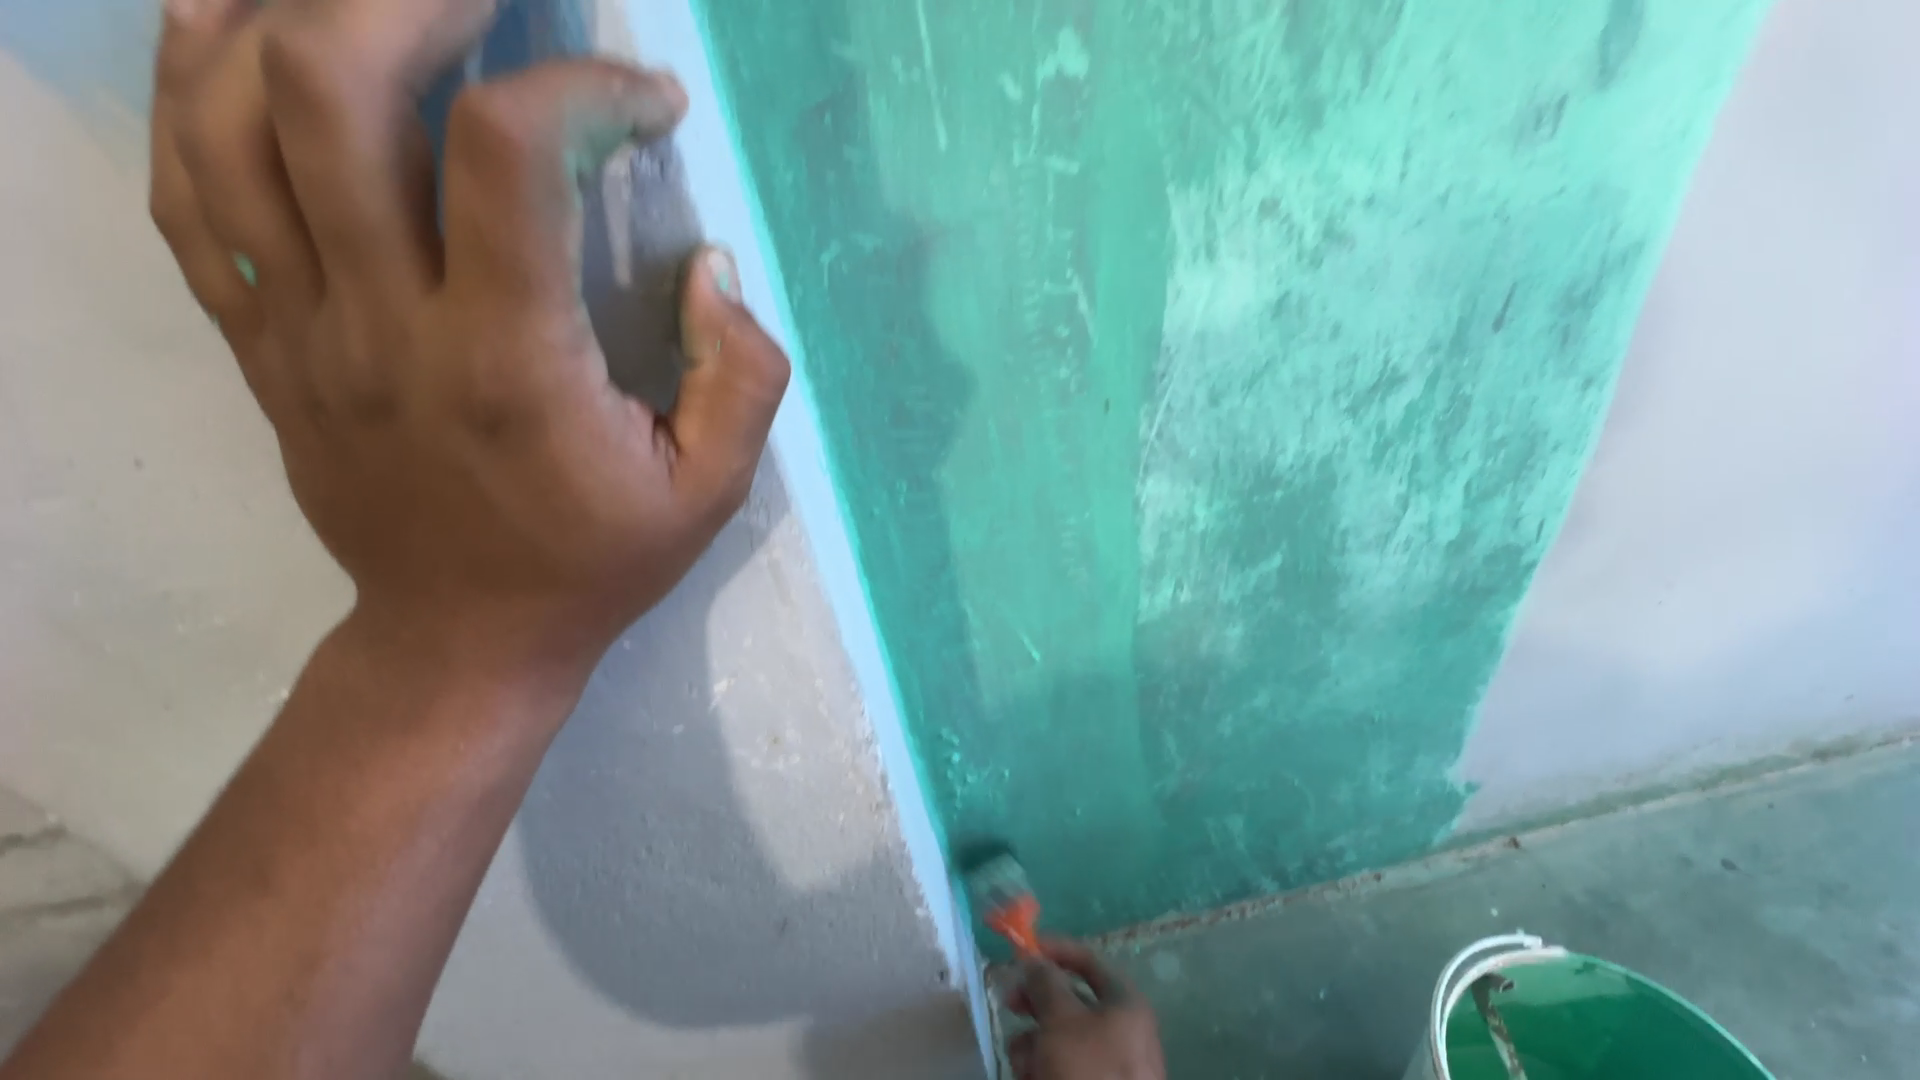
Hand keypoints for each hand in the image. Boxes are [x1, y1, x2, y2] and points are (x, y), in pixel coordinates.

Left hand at [148, 0, 788, 693]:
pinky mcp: (260, 344)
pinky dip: (191, 83)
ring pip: (230, 117)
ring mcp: (302, 330)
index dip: (584, 87)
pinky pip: (185, 189)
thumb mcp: (713, 490)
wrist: (464, 638)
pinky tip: (239, 27)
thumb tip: (714, 268)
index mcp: (511, 363)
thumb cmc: (597, 561)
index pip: (508, 154)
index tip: (649, 102)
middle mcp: (386, 326)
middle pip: (332, 88)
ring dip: (295, 16)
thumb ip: (742, 377)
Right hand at [1008, 941, 1166, 1079]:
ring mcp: (1109, 1064)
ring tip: (1022, 1062)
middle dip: (1035, 1005)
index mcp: (1124, 1002)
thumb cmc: (1089, 1072)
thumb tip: (1033, 959)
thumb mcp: (1061, 1019)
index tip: (1021, 950)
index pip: (1087, 960)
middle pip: (1070, 1001)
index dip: (1053, 950)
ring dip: (1033, 1044)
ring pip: (1060, 1038)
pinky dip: (1043, 1068)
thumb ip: (1044, 982)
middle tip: (1009, 1004)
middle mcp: (1121, 1028)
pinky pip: (1063, 1067)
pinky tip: (1030, 1078)